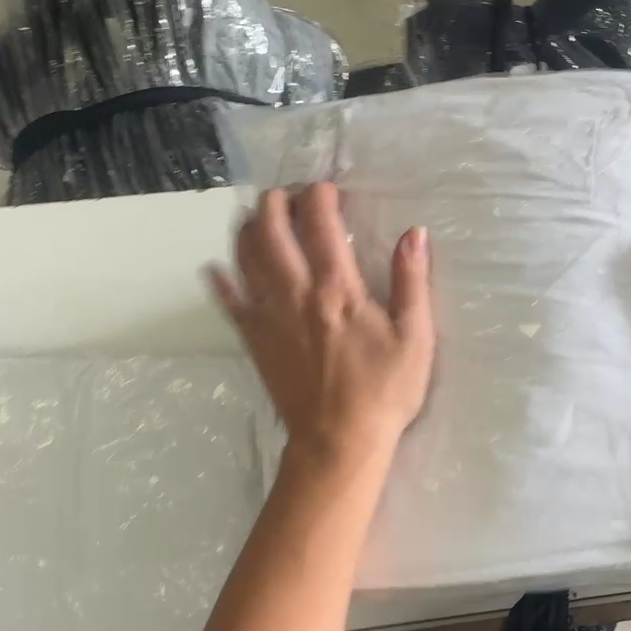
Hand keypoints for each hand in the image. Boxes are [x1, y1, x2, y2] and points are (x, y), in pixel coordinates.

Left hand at [209, 183, 434, 461]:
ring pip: (246, 258)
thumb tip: (414, 234)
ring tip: (256, 218)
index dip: (320, 197)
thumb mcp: (415, 338)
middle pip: (272, 231)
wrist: (339, 440)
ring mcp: (270, 318)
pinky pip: (230, 303)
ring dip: (248, 230)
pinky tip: (216, 269)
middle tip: (286, 196)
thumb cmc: (384, 392)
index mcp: (338, 290)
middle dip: (276, 203)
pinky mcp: (256, 342)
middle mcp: (296, 294)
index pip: (321, 224)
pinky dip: (220, 282)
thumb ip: (412, 283)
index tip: (326, 189)